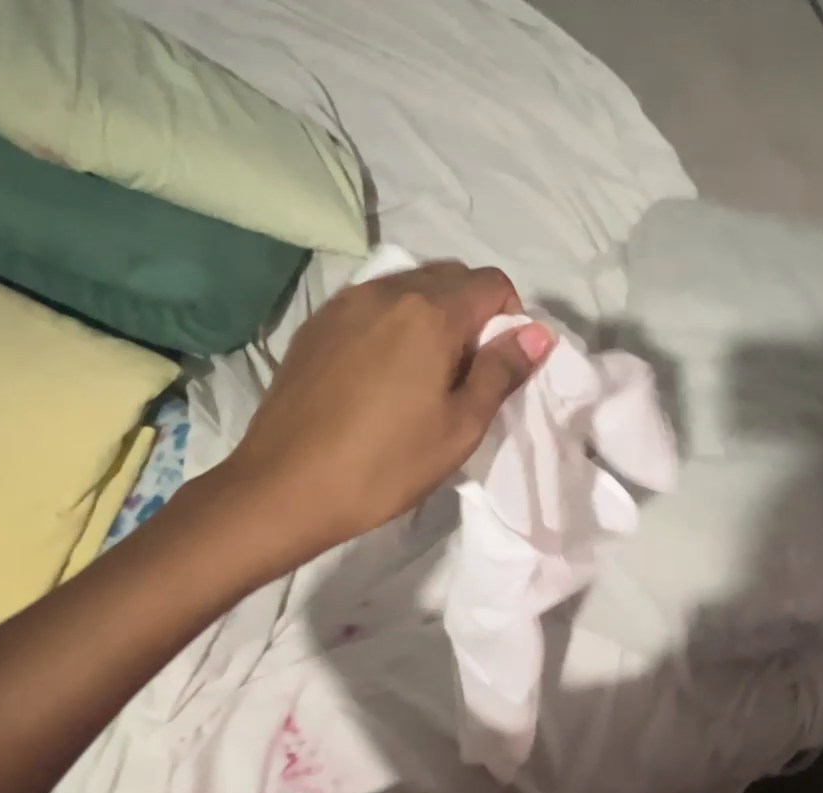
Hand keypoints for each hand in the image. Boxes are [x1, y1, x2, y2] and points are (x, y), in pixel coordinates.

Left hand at [209, 261, 555, 572]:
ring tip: (424, 374)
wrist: (284, 486)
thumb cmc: (386, 464)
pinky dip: (393, 323)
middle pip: (450, 276)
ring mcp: (344, 304)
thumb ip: (501, 371)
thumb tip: (538, 333)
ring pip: (408, 287)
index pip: (492, 283)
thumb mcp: (459, 426)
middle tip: (467, 373)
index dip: (511, 318)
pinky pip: (371, 305)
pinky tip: (381, 375)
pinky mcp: (316, 325)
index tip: (501, 364)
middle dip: (473, 313)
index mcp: (430, 313)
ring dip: (432, 315)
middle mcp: (387, 291)